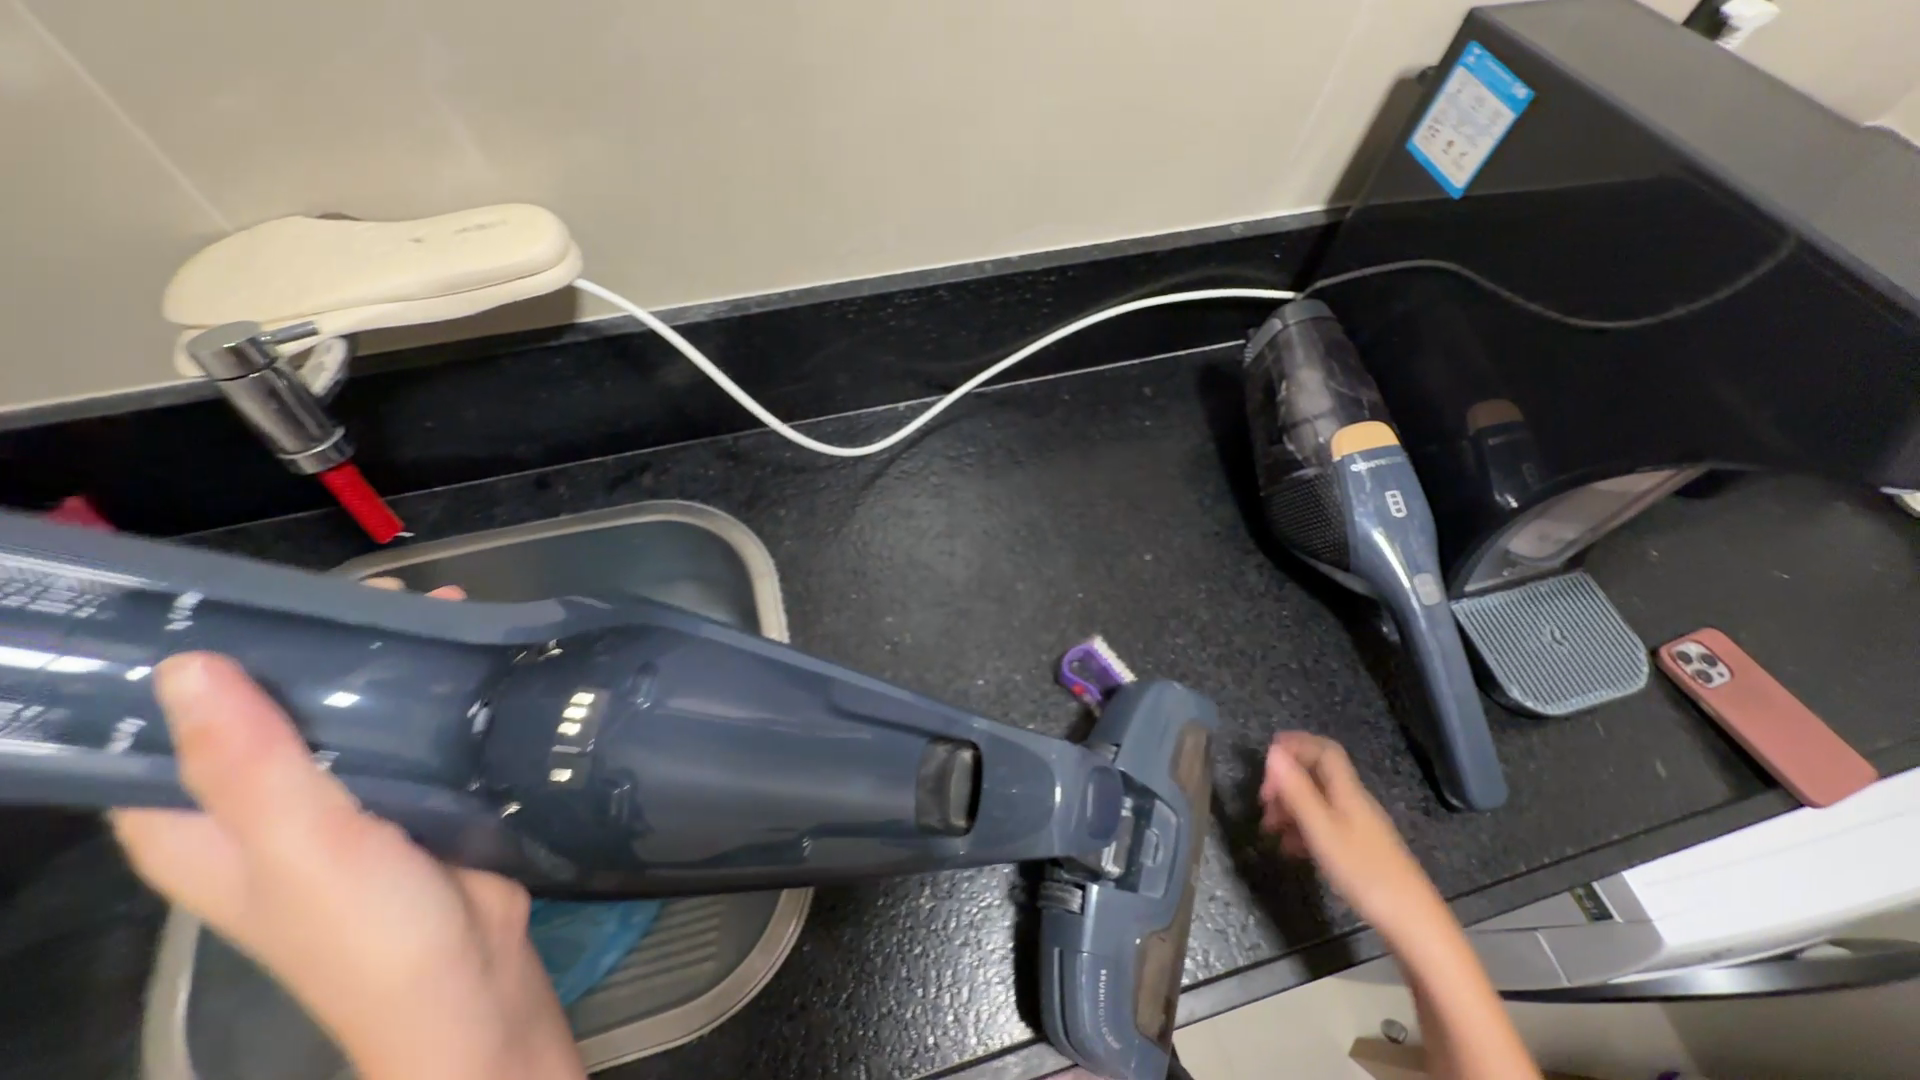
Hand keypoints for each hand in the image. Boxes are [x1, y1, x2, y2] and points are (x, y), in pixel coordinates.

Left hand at [110, 582, 583, 1079]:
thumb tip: (187, 664)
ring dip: (379, 660)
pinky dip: (425, 688)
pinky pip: (402, 727)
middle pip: (265, 706)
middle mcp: (260, 806)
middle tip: (369, 594)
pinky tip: (465, 650)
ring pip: (342, 711)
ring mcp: (339, 800)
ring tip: (433, 608)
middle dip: (312, 645)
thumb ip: (249, 763)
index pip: (157, 729)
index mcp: (200, 824)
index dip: (183, 663)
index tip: (237, 596)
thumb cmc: (370, 930)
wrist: (475, 978)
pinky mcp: (407, 794)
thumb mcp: (300, 848)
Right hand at [1258, 732, 1447, 940]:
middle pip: (1318, 776)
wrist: (1410, 919)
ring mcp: (1358, 826)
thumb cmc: (1363, 871)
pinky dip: (1303, 830)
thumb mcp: (1322, 829)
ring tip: (1270, 829)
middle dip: (1286, 782)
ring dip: (1291, 808)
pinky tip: (1291, 850)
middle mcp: (1353, 802)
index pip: (1324, 751)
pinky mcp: (1359, 848)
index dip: (1297, 744)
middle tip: (1263, 801)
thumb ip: (1297, 790)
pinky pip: (1325, 826)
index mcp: (1347, 791)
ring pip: (1318, 802)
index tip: (1267, 755)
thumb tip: (1273, 752)